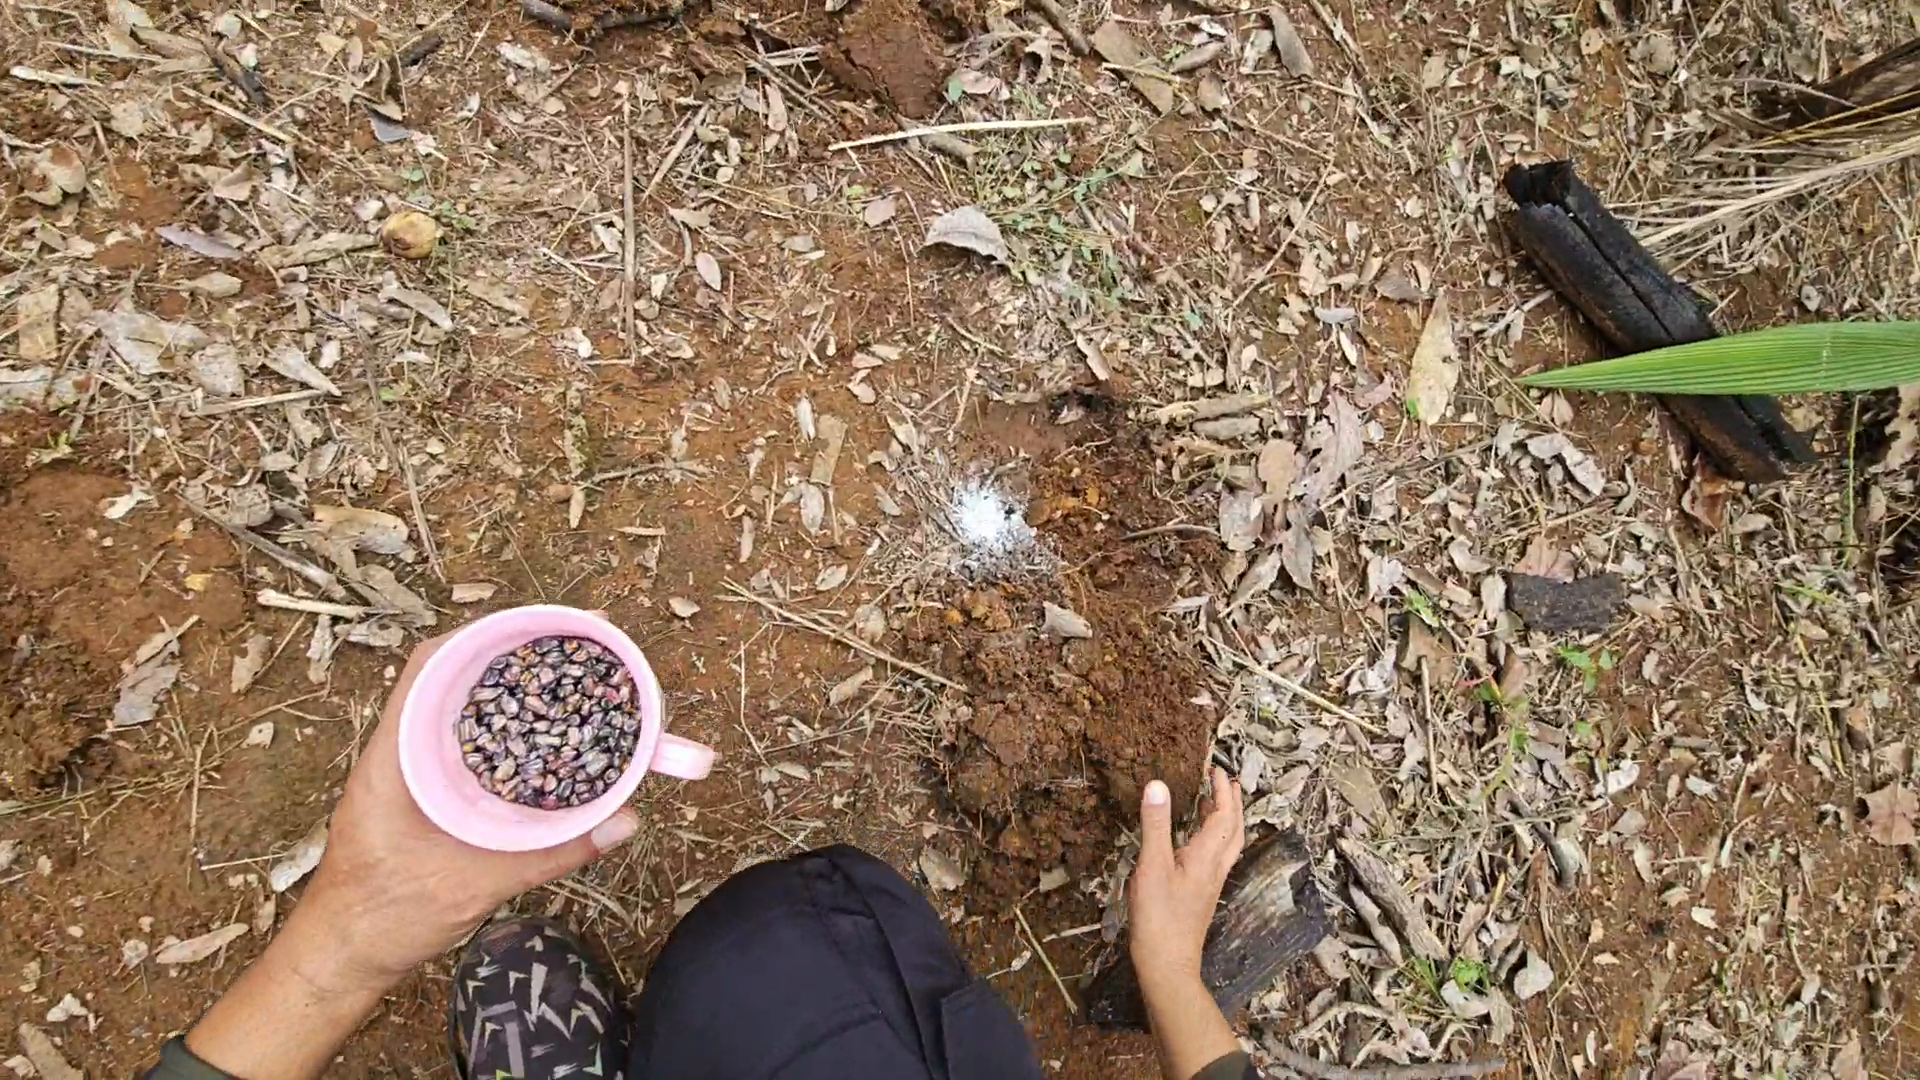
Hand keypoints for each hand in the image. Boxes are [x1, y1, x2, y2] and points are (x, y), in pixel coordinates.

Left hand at [292, 634, 639, 993]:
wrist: (338, 962)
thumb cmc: (385, 920)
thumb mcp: (476, 884)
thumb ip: (556, 852)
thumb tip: (628, 820)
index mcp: (394, 757)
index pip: (430, 666)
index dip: (485, 633)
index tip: (544, 624)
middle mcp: (401, 749)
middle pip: (455, 672)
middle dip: (515, 649)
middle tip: (578, 643)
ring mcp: (413, 766)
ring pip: (463, 700)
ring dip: (513, 680)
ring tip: (572, 671)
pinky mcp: (428, 785)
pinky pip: (471, 732)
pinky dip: (510, 717)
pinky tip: (549, 725)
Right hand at [1128, 767, 1243, 995]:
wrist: (1167, 965)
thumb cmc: (1159, 916)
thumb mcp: (1151, 865)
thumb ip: (1155, 824)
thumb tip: (1158, 784)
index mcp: (1206, 857)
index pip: (1223, 816)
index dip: (1222, 792)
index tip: (1217, 769)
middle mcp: (1215, 868)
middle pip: (1235, 830)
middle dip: (1233, 803)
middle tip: (1226, 781)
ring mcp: (1210, 883)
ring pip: (1228, 844)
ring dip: (1226, 819)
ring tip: (1213, 800)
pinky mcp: (1202, 893)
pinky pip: (1216, 855)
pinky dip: (1213, 836)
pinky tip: (1194, 838)